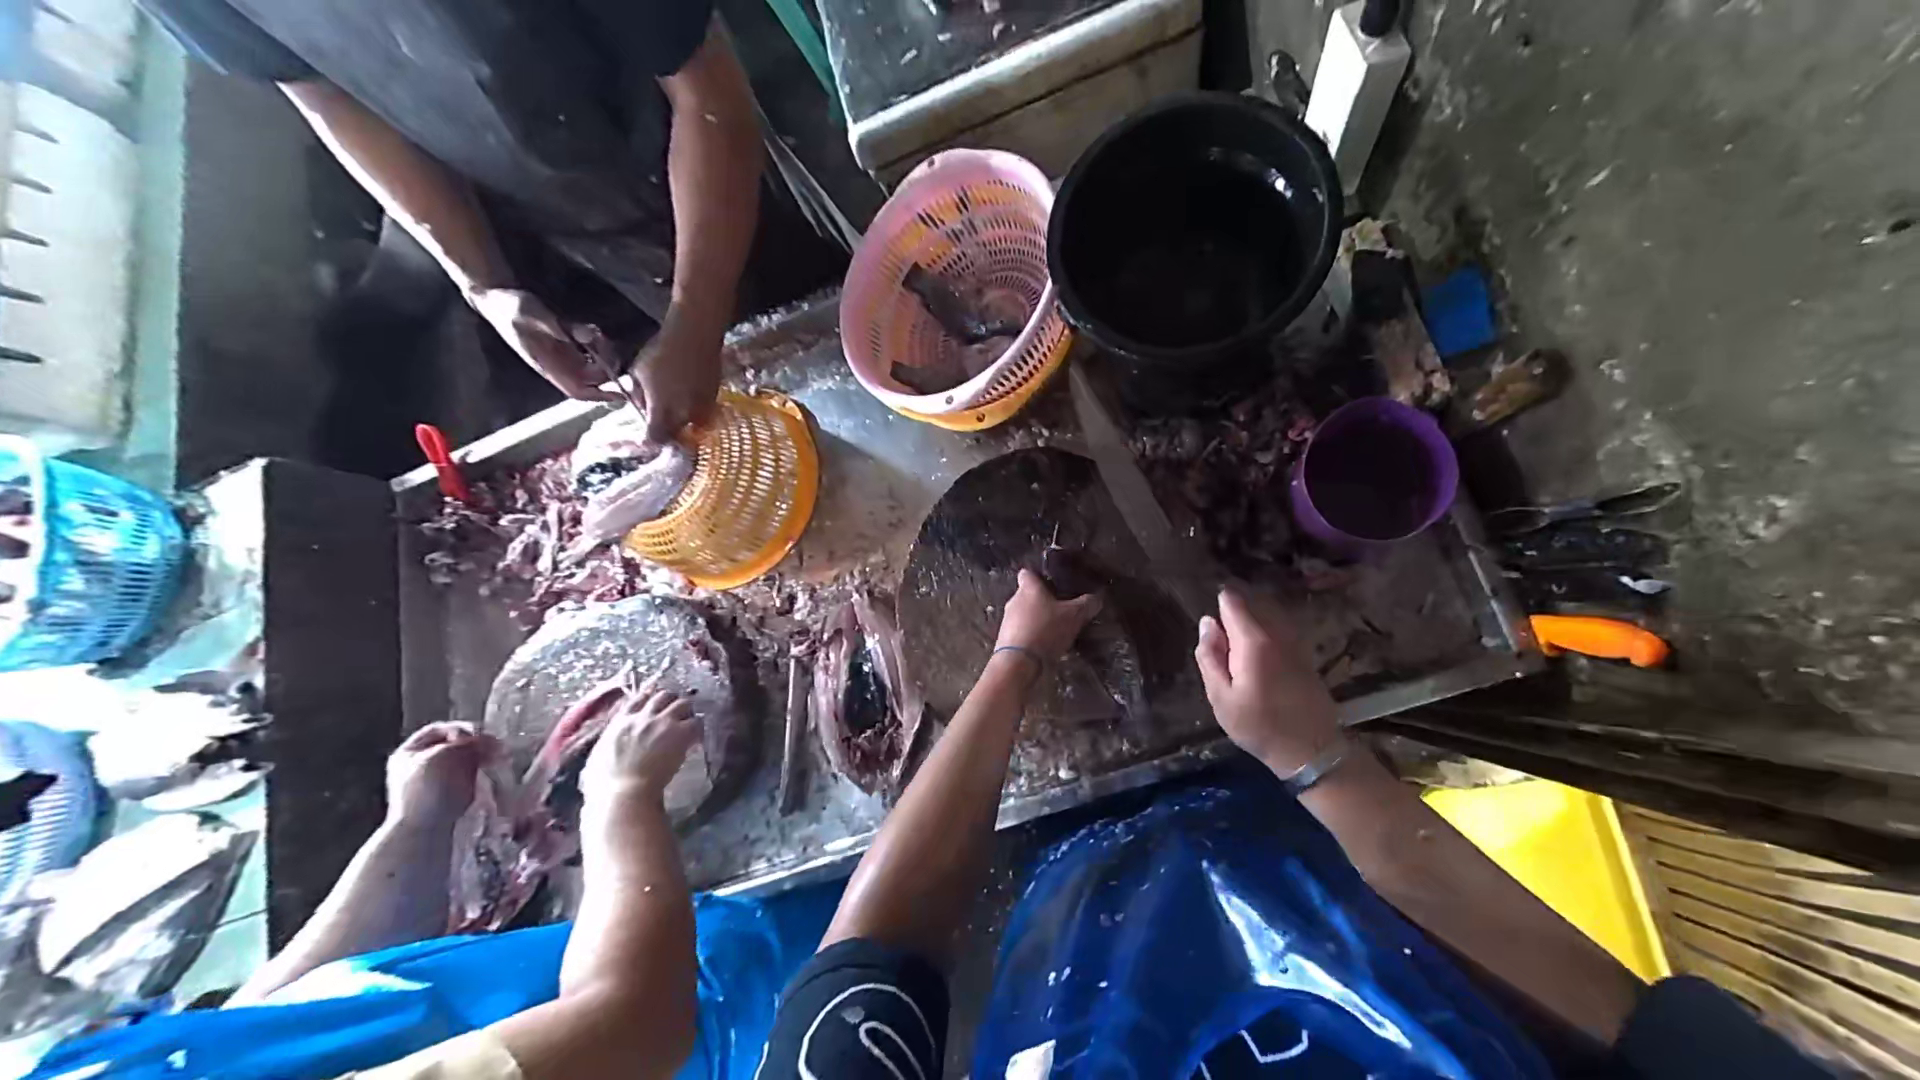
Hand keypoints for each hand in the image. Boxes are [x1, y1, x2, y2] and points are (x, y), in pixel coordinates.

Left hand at [386, 722, 499, 828]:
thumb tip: (484, 739)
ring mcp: (441, 775)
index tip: (475, 734)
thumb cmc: (426, 788)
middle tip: (493, 742)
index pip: (439, 730)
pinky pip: (474, 768)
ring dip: (486, 750)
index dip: (459, 728)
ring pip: (468, 754)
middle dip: (477, 740)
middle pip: (456, 742)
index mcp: (410, 753)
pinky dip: (486, 763)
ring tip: (500, 752)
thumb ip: (464, 742)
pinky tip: (497, 761)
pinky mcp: (457, 786)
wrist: (425, 825)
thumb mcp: (443, 756)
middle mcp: (424, 761)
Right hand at [468, 287, 621, 401]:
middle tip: (609, 348)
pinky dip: (598, 344)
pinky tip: (596, 332)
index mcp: (549, 367)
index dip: (598, 396)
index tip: (618, 395)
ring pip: (594, 365)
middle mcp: (560, 366)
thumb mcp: (533, 313)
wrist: (498, 297)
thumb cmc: (511, 308)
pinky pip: (590, 350)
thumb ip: (557, 325)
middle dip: (607, 369)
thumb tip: (583, 335)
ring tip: (601, 337)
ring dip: (604, 355)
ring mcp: (564, 355)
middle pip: (593, 380)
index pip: (577, 391)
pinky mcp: (567, 343)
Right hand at [580, 681, 702, 806]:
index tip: (655, 702)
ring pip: (683, 703)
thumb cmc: (605, 783)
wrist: (625, 791)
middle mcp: (643, 717)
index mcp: (621, 722)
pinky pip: (696, 722)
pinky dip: (698, 729)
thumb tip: (604, 753)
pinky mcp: (680, 733)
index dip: (649, 698)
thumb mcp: (596, 758)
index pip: (638, 699)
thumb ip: (605, 748)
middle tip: (677, 713)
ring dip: (687, 712)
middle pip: (663, 696)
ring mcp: (663, 722)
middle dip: (671, 701)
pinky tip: (696, 739)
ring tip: (689, 724)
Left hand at [633, 306, 723, 442]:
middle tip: (660, 417)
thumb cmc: (661, 351)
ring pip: (691, 425)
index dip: (650, 440)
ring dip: (682, 419)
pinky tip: (688, 392)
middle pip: (675, 435)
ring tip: (675, 403)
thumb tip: (642, 406)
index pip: (656, 439)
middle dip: (667, 430)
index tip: (646, 435)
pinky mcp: (715, 400)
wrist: (695, 336)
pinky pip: (703, 412)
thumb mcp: (638, 371)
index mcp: (662, 410)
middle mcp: (684, 416)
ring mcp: (703, 409)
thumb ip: (639, 395)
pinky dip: (694, 408)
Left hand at [995, 568, 1102, 669]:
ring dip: (1037, 622)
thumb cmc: (1046, 630)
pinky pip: (1022, 634)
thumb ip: (1087, 604)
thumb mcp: (1075, 616)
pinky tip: (1047, 648)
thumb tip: (1097, 597)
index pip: (1027, 573)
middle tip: (1062, 611)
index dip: (1039, 577)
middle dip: (1043, 603)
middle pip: (1028, 596)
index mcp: (1028, 588)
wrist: (1020, 664)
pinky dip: (1033, 638)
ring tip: (1056, 632)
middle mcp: (1014, 601)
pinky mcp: (1006, 642)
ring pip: (1024, 616)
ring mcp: (1008, 622)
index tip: (1052, 584)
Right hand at [1194, 587, 1339, 774]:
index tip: (1209, 613)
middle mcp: (1277, 634)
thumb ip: (1210, 657)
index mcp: (1253, 642)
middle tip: (1218, 623)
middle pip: (1254, 600)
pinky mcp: (1305, 653)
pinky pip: (1282, 624)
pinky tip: (1256, 642)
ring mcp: (1295, 642)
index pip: (1233, 601)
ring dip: (1252, 611)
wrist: (1312, 751)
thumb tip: (1207, 623)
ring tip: (1233, 628)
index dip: (1218, 600)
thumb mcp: (1221, 697)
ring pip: (1271, 610)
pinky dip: (1267, 623)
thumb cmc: (1259, 726)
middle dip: (1235, 603)